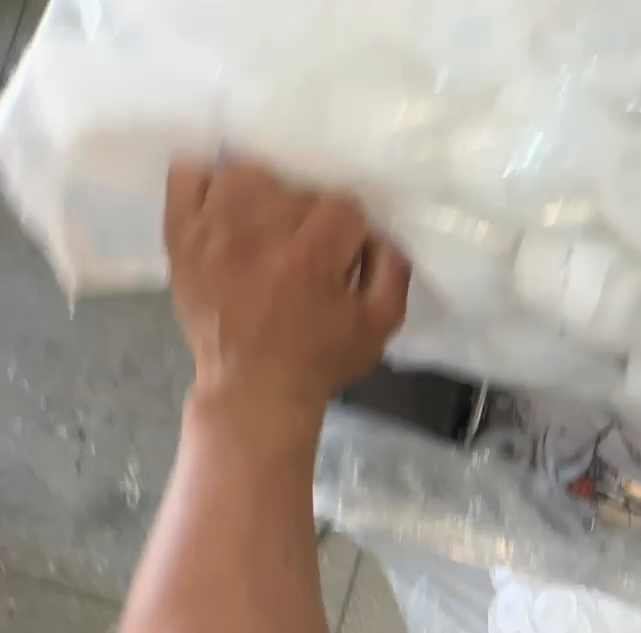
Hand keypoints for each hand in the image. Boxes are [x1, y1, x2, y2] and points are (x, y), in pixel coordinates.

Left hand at [165, 160, 409, 428]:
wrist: (255, 383)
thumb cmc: (324, 356)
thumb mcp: (382, 324)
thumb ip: (392, 273)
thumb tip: (382, 235)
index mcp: (310, 259)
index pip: (343, 206)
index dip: (356, 229)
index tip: (352, 254)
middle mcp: (257, 235)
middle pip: (298, 189)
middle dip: (317, 215)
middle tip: (318, 247)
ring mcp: (211, 230)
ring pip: (246, 174)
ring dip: (270, 194)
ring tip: (276, 223)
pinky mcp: (180, 233)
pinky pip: (187, 176)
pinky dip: (211, 181)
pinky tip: (231, 206)